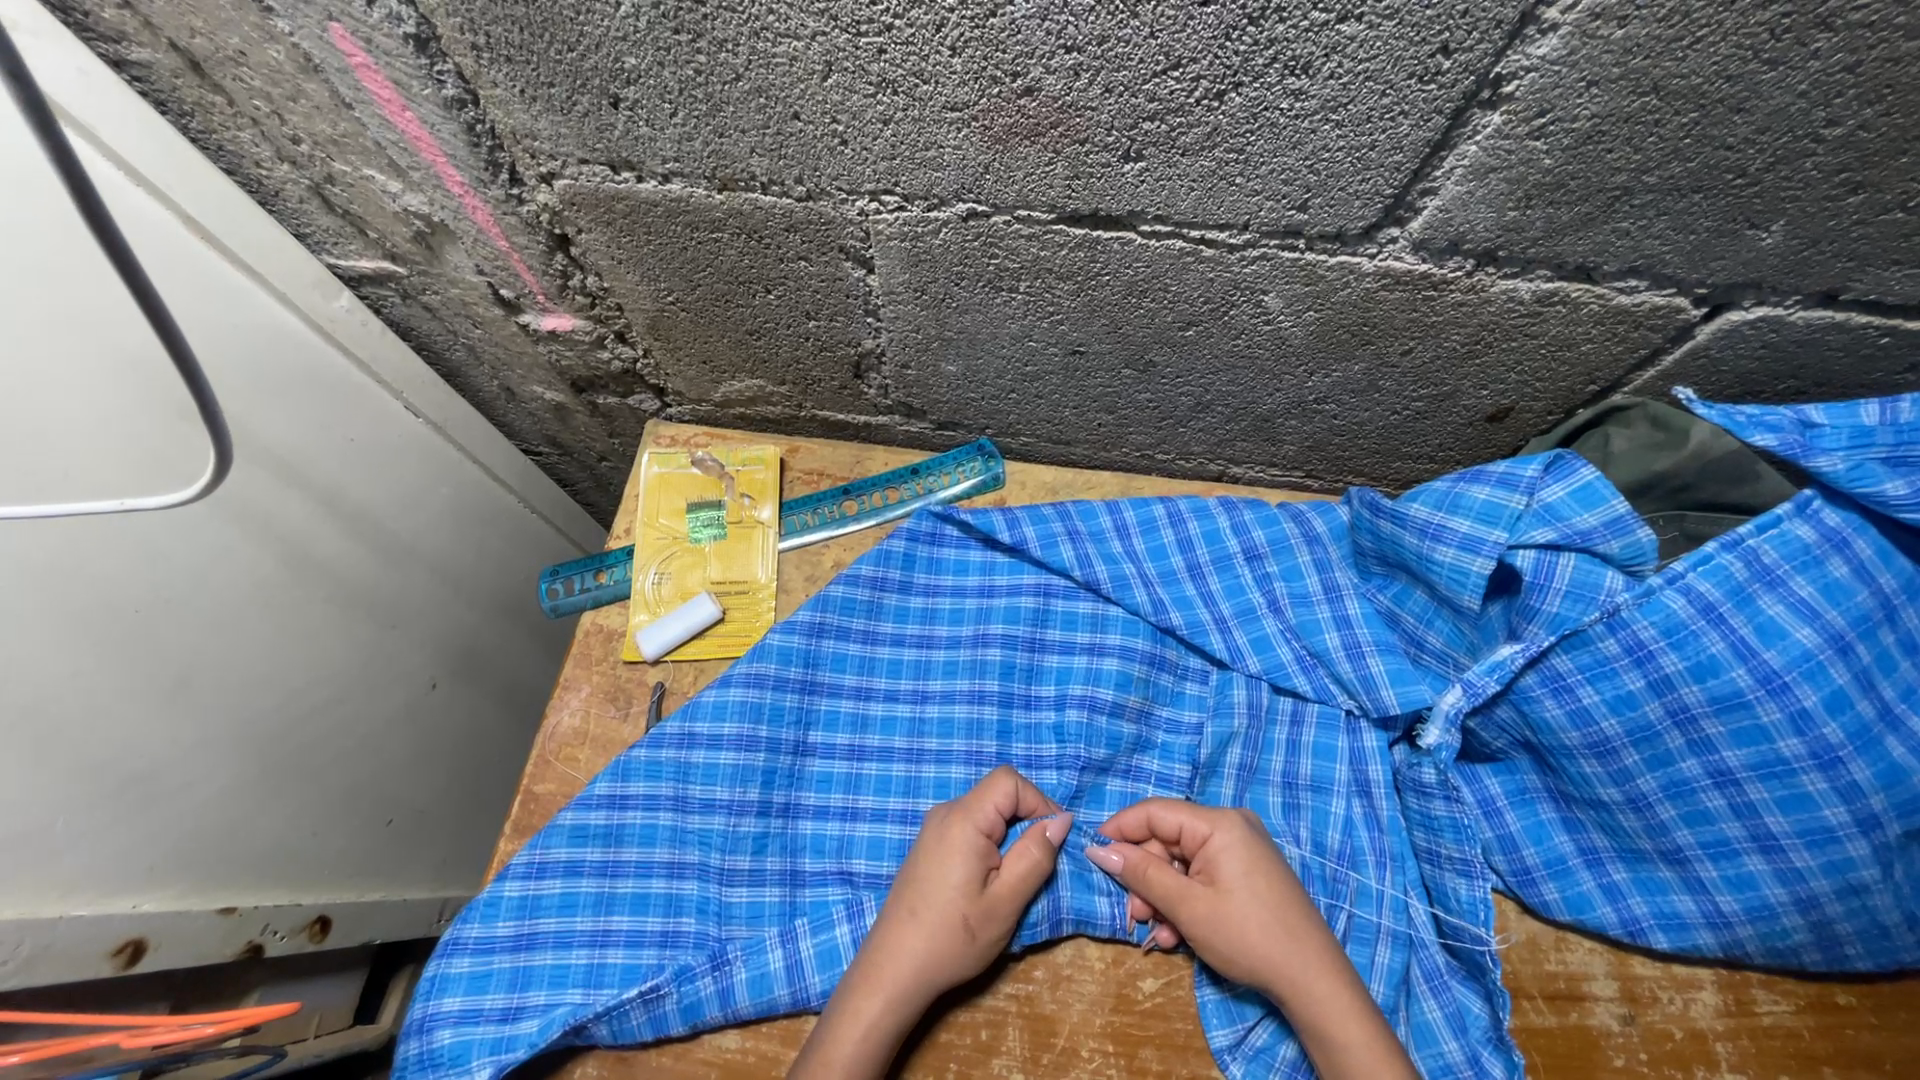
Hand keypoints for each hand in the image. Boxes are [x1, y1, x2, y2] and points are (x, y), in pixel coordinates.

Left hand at [862, 764, 1072, 1002]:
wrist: (895, 968)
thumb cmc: (953, 938)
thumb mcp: (1005, 902)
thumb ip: (1035, 856)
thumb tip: (1061, 819)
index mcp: (962, 819)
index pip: (1009, 780)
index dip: (1038, 802)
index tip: (1052, 842)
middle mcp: (945, 813)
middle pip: (997, 795)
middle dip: (1025, 823)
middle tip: (1033, 868)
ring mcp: (933, 829)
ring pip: (985, 813)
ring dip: (1008, 838)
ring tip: (1011, 881)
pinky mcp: (929, 847)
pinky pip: (969, 829)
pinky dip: (989, 846)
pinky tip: (986, 883)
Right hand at [1087, 799, 1417, 1079]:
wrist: (1313, 981)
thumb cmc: (1247, 936)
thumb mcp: (1187, 906)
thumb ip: (1140, 872)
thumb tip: (1097, 848)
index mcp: (1218, 823)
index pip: (1154, 811)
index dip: (1120, 830)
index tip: (1094, 855)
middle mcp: (1231, 825)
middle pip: (1166, 839)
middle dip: (1145, 876)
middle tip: (1134, 914)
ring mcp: (1242, 848)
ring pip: (1181, 861)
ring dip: (1162, 895)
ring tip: (1158, 932)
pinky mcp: (1247, 871)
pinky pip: (1202, 874)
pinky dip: (1184, 899)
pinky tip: (1178, 933)